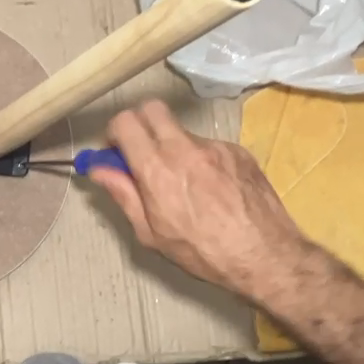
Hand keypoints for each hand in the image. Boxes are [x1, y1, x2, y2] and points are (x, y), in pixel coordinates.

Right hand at [85, 100, 313, 301]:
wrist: (264, 255)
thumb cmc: (201, 251)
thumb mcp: (150, 232)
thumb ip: (123, 194)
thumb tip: (99, 170)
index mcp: (156, 169)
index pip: (125, 122)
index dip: (114, 132)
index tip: (115, 152)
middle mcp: (184, 148)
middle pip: (151, 109)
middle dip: (139, 124)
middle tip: (140, 152)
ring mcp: (215, 146)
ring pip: (181, 130)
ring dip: (171, 145)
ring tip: (182, 181)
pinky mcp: (238, 150)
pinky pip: (208, 145)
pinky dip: (200, 158)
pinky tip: (210, 187)